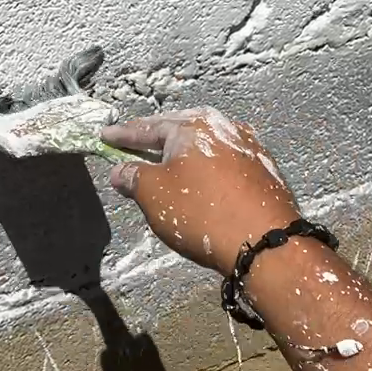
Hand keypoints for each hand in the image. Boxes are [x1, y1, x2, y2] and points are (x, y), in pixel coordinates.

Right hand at [101, 108, 299, 275]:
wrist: (267, 244)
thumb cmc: (202, 212)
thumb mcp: (153, 194)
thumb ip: (132, 176)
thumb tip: (120, 170)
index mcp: (192, 126)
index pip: (147, 128)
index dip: (122, 135)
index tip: (104, 137)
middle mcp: (223, 127)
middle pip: (178, 130)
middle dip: (153, 138)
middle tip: (132, 144)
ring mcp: (248, 147)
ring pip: (202, 145)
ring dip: (180, 154)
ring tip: (162, 164)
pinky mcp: (264, 171)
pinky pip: (222, 162)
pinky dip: (203, 168)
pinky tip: (197, 180)